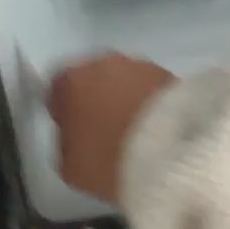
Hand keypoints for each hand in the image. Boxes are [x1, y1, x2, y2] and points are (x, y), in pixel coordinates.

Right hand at [50, 54, 176, 204]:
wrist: (171, 149)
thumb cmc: (109, 158)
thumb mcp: (70, 166)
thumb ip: (66, 143)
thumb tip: (75, 134)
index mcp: (69, 80)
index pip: (58, 91)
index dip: (66, 113)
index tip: (77, 133)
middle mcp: (102, 62)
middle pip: (94, 81)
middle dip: (99, 101)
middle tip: (107, 131)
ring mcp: (141, 64)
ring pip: (125, 82)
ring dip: (127, 100)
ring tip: (137, 132)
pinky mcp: (171, 73)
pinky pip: (151, 90)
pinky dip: (151, 104)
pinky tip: (157, 128)